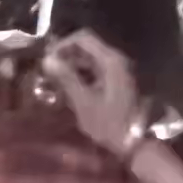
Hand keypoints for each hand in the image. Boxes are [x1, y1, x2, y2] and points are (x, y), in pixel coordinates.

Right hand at [43, 31, 144, 157]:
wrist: (135, 144)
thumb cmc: (109, 124)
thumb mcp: (84, 102)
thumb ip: (66, 78)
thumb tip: (47, 59)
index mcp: (110, 61)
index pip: (84, 38)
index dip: (63, 44)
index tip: (48, 58)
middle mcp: (117, 60)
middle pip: (88, 47)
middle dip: (66, 55)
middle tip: (48, 70)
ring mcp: (119, 71)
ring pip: (91, 59)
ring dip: (72, 65)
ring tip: (54, 80)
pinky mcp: (118, 82)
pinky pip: (96, 70)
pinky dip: (81, 74)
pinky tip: (69, 87)